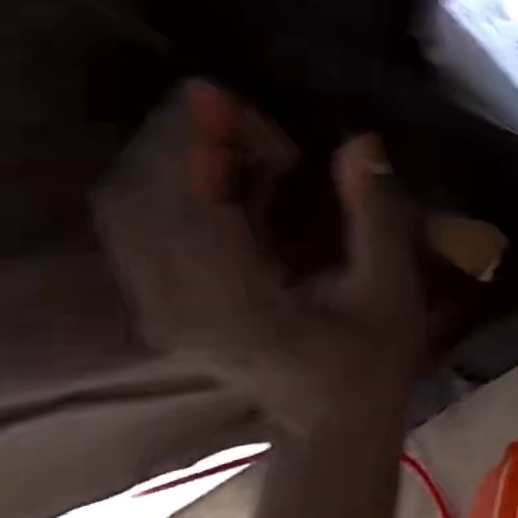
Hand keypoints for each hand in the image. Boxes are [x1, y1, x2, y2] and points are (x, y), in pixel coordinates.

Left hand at [96, 81, 424, 436]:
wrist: (333, 423)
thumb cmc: (373, 360)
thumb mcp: (390, 290)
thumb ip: (375, 217)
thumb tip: (361, 142)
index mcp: (234, 304)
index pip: (191, 209)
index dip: (196, 145)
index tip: (217, 94)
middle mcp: (175, 306)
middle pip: (140, 203)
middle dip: (174, 140)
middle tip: (225, 103)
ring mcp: (158, 310)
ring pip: (127, 213)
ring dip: (162, 157)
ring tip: (216, 125)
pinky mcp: (159, 307)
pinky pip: (137, 230)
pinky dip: (161, 184)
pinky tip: (204, 166)